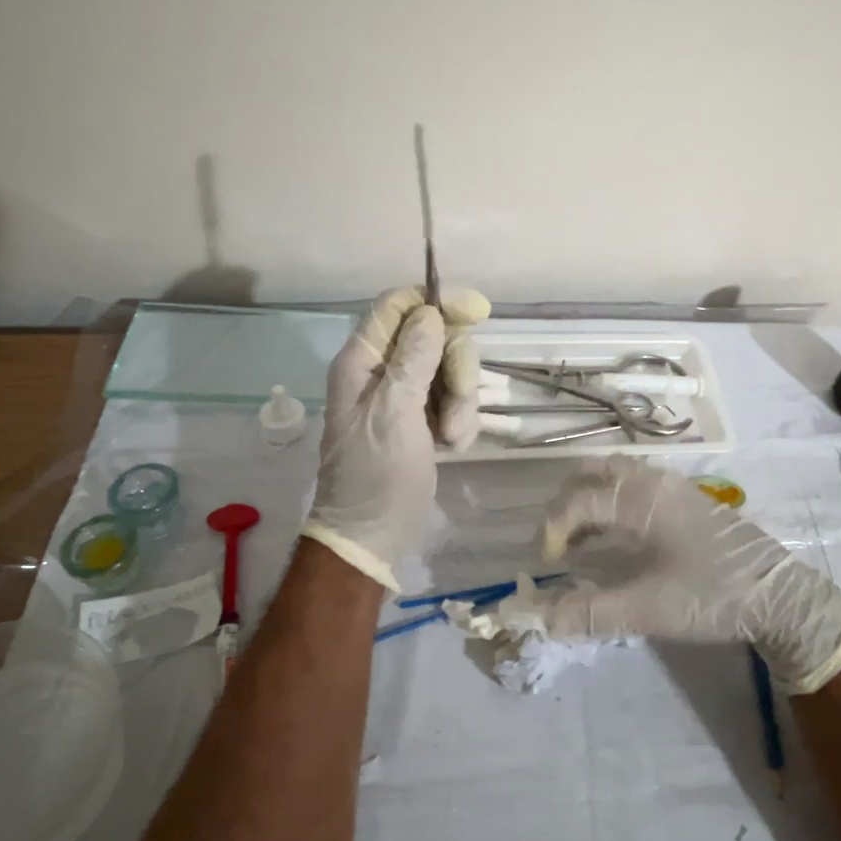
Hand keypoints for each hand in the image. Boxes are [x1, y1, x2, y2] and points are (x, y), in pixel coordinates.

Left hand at [300, 285, 489, 591]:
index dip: (437, 302)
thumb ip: (413, 358)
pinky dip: (459, 421)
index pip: (398, 305)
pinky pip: (453, 400)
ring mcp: (404, 395)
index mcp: (363, 361)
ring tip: (452, 437)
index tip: (476, 313)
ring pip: (450, 370)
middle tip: (457, 401)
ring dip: (461, 402)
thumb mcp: (395, 413)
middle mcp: (383, 370)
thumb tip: (429, 311)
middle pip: (435, 337)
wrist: (372, 538)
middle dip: (456, 369)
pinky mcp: (422, 419)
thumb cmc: (376, 476)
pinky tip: (452, 446)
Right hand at [530, 456, 840, 693]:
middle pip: (595, 474)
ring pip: (617, 476)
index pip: (580, 499)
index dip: (553, 528)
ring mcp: (675, 488)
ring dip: (590, 501)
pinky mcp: (689, 501)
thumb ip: (593, 612)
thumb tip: (544, 620)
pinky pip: (637, 486)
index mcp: (643, 499)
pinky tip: (616, 538)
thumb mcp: (649, 610)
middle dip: (567, 504)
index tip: (546, 563)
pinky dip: (613, 503)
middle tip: (557, 544)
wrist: (780, 596)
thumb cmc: (713, 596)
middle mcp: (656, 482)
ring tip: (580, 543)